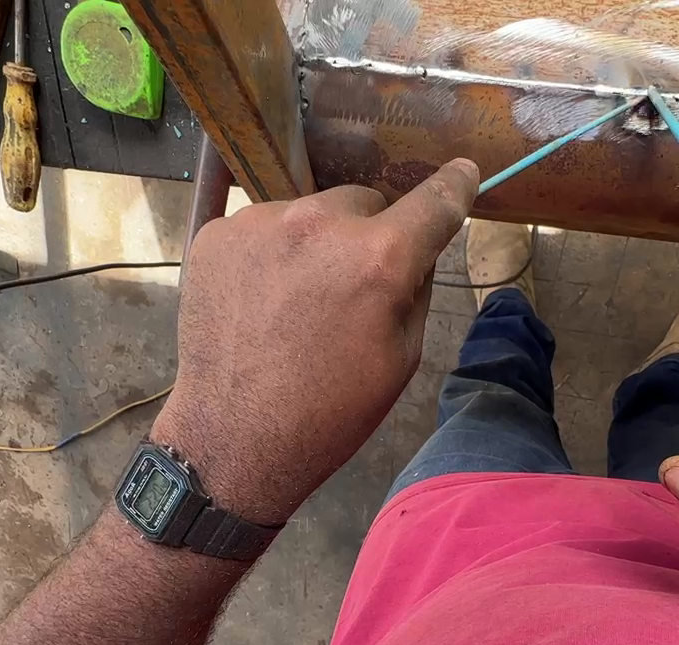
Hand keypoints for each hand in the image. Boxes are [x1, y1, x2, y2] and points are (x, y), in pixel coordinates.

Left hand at [149, 161, 479, 524]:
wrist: (239, 437)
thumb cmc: (333, 412)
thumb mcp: (401, 358)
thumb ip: (416, 290)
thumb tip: (417, 252)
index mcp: (378, 258)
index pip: (433, 202)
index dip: (454, 187)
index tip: (463, 172)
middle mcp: (319, 222)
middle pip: (364, 202)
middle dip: (369, 236)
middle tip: (352, 290)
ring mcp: (259, 222)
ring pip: (309, 213)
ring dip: (317, 243)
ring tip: (298, 303)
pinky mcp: (215, 235)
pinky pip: (264, 227)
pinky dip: (273, 254)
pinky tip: (264, 300)